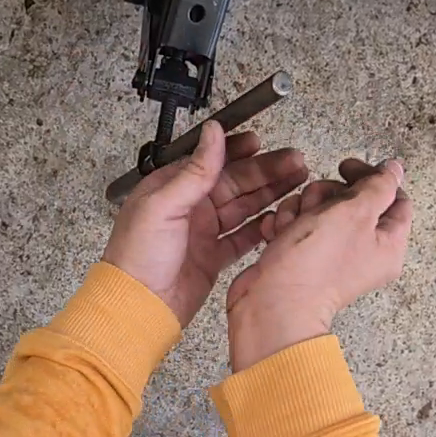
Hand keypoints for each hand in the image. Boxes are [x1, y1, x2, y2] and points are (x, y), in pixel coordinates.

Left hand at [102, 121, 308, 326]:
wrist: (139, 304)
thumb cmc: (138, 255)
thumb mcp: (164, 204)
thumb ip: (194, 170)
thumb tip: (212, 132)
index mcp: (171, 188)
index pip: (210, 161)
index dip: (237, 150)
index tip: (260, 142)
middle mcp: (188, 208)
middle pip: (234, 182)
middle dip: (265, 171)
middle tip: (295, 162)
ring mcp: (202, 233)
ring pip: (243, 207)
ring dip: (269, 193)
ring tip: (297, 181)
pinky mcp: (212, 257)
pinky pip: (242, 237)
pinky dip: (261, 228)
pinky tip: (279, 216)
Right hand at [226, 157, 413, 370]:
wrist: (272, 302)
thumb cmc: (316, 262)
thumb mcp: (356, 212)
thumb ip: (380, 185)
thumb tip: (394, 169)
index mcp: (388, 245)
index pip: (394, 198)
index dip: (372, 178)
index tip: (345, 167)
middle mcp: (362, 252)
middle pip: (352, 202)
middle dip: (327, 195)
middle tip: (316, 207)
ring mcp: (330, 258)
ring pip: (319, 212)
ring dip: (300, 209)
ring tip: (291, 226)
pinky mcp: (301, 261)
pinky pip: (296, 229)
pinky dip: (285, 226)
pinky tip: (277, 234)